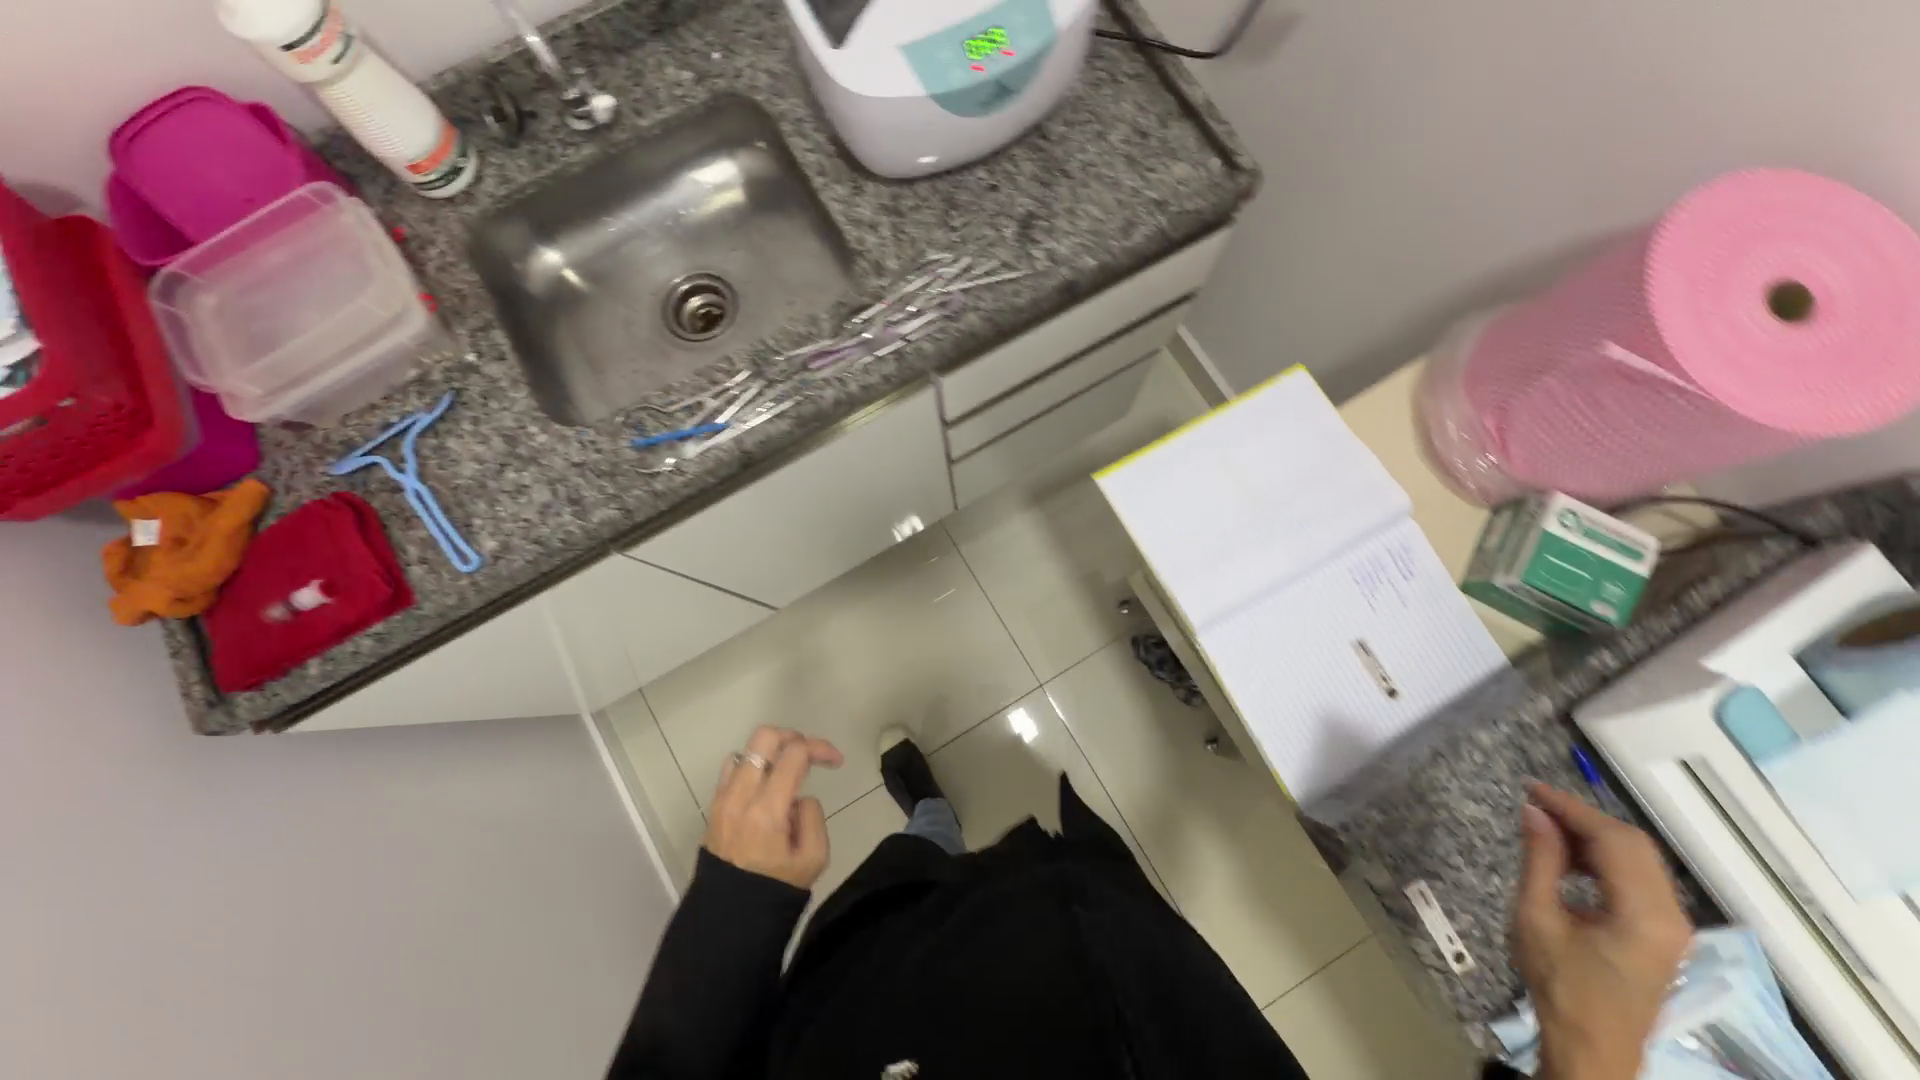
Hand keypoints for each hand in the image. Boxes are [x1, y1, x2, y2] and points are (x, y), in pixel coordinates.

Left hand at [703, 726, 844, 889]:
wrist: (730, 914)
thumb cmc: (776, 887)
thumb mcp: (814, 858)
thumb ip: (813, 816)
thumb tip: (799, 798)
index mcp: (767, 810)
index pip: (794, 754)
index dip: (819, 748)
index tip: (836, 761)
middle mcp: (740, 796)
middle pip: (763, 737)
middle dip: (792, 736)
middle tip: (809, 753)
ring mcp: (722, 799)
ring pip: (745, 750)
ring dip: (770, 753)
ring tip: (787, 772)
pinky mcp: (714, 806)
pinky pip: (732, 769)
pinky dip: (752, 767)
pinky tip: (766, 787)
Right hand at [1514, 782, 1691, 1079]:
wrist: (1592, 1047)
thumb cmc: (1560, 985)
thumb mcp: (1536, 919)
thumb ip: (1540, 861)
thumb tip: (1534, 812)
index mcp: (1644, 913)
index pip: (1612, 839)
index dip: (1571, 808)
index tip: (1531, 790)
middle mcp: (1672, 914)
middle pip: (1633, 844)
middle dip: (1583, 818)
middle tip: (1536, 806)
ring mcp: (1674, 926)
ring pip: (1639, 859)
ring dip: (1595, 838)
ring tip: (1547, 831)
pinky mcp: (1665, 934)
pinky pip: (1640, 880)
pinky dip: (1606, 860)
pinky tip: (1571, 861)